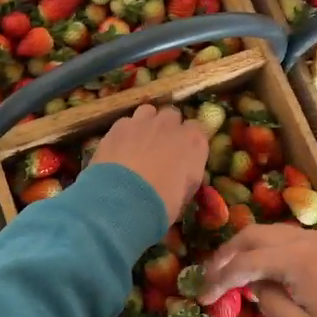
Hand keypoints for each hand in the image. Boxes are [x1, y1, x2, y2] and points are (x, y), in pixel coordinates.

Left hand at [87, 104, 210, 227]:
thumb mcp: (185, 196)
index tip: (184, 153)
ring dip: (147, 123)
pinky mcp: (119, 126)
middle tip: (161, 147)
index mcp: (194, 143)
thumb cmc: (161, 205)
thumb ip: (187, 176)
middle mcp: (171, 126)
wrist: (123, 201)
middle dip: (168, 127)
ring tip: (139, 142)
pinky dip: (125, 132)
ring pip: (148, 111)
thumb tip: (183, 174)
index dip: (188, 141)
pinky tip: (119, 148)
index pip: (198, 129)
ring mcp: (143, 122)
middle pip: (172, 115)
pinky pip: (126, 122)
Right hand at [201, 225, 316, 316]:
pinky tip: (266, 268)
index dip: (219, 279)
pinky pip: (292, 238)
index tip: (201, 297)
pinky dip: (270, 248)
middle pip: (255, 234)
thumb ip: (271, 303)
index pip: (244, 262)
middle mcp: (307, 240)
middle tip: (210, 276)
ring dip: (249, 248)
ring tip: (232, 271)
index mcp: (296, 258)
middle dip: (228, 254)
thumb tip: (255, 286)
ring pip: (274, 232)